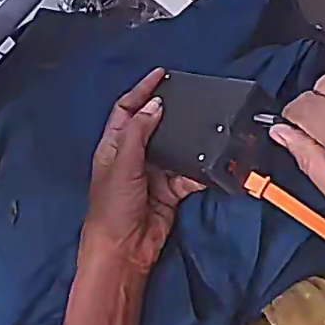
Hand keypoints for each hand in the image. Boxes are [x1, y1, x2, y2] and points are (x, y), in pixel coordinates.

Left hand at [81, 69, 205, 273]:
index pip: (127, 109)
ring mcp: (153, 174)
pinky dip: (200, 170)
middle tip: (190, 96)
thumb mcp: (123, 164)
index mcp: (114, 146)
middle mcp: (133, 157)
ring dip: (188, 140)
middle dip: (170, 112)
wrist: (125, 250)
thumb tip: (155, 104)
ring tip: (206, 124)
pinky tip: (211, 163)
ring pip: (174, 149)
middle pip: (153, 125)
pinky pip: (188, 174)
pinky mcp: (170, 191)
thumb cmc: (113, 207)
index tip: (161, 74)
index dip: (142, 90)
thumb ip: (138, 132)